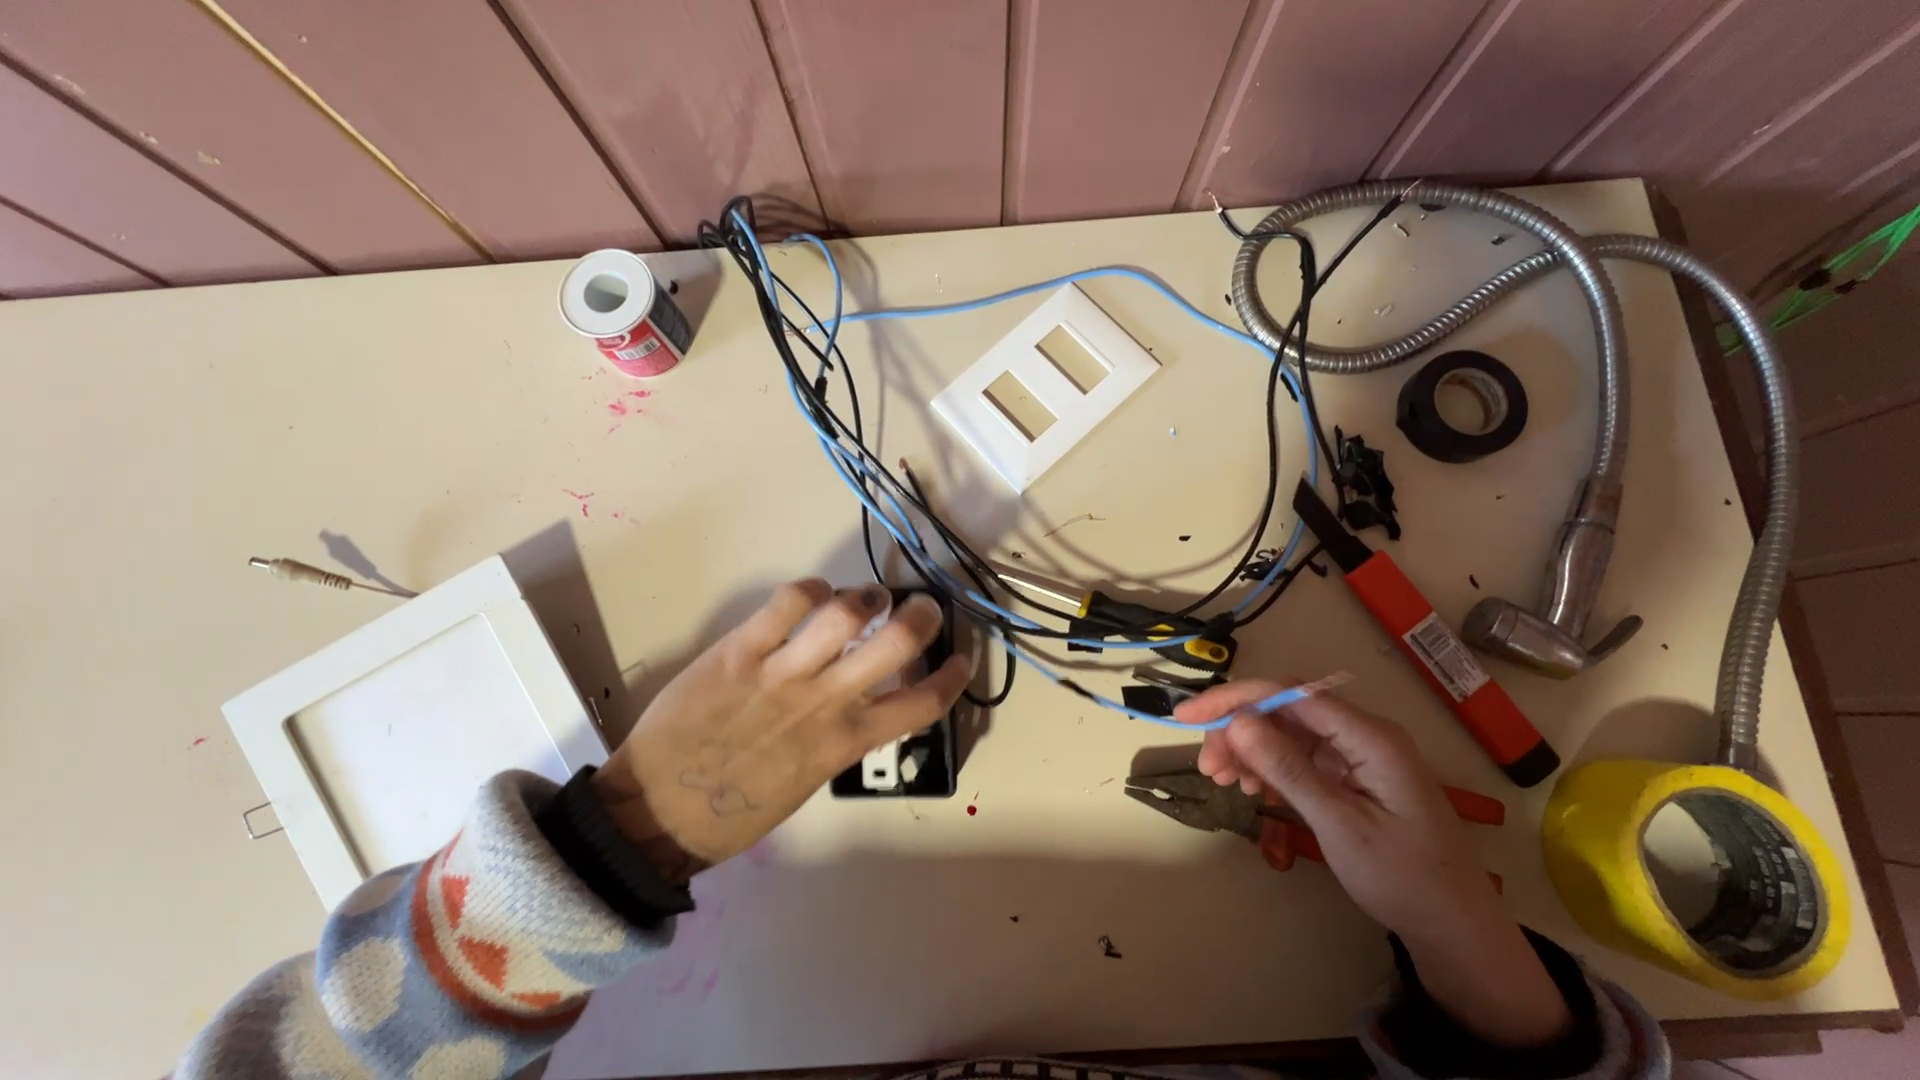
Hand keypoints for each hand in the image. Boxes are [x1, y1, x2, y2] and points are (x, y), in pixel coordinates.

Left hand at [592, 579, 967, 875]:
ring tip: (868, 598)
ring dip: (868, 597)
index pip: (922, 705)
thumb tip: (856, 701)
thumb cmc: (738, 809)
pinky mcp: (740, 652)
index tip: (958, 659)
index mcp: (845, 743)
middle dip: (922, 617)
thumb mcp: (808, 781)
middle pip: (897, 644)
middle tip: (920, 609)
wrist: (660, 813)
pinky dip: (811, 589)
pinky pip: (787, 603)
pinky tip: (813, 595)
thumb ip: (839, 738)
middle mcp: (825, 702)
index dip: (951, 677)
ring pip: (847, 614)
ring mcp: (783, 673)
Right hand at [1175, 681, 1571, 1048]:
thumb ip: (1288, 768)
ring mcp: (1358, 756)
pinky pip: (1302, 758)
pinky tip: (1251, 786)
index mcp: (1369, 736)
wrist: (1456, 928)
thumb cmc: (1403, 876)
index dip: (1234, 699)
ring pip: (1289, 734)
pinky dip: (1271, 768)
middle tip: (1207, 765)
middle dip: (1239, 729)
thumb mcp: (1339, 823)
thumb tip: (1238, 721)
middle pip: (1285, 711)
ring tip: (1222, 779)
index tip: (1188, 716)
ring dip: (1250, 750)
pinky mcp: (1353, 778)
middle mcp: (1363, 735)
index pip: (1289, 694)